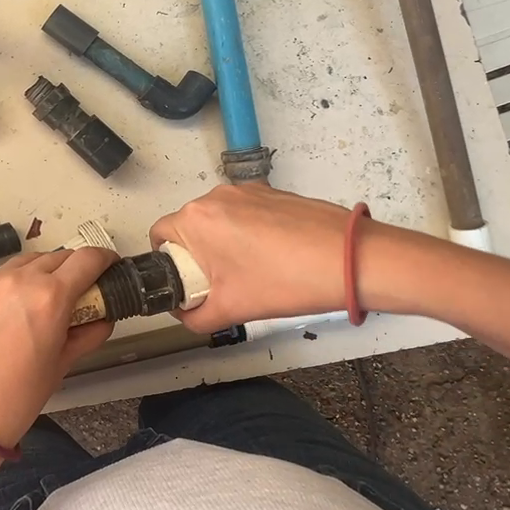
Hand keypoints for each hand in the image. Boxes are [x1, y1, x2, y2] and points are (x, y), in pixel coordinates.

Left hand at [0, 248, 117, 446]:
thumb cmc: (18, 396)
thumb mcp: (62, 365)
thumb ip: (88, 333)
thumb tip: (104, 318)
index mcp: (49, 298)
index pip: (87, 259)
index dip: (104, 259)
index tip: (109, 266)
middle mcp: (18, 279)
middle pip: (57, 257)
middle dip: (73, 270)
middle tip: (78, 293)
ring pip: (25, 263)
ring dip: (40, 274)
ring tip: (41, 302)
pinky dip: (10, 286)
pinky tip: (9, 313)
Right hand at [149, 183, 357, 331]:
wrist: (351, 261)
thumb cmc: (288, 280)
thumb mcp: (232, 311)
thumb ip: (195, 318)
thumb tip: (184, 316)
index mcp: (195, 219)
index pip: (159, 235)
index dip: (168, 262)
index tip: (188, 282)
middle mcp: (214, 197)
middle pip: (189, 226)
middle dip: (198, 254)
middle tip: (222, 283)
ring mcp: (245, 191)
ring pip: (218, 220)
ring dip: (224, 243)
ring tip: (253, 271)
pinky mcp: (271, 193)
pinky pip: (245, 213)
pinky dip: (250, 233)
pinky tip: (275, 257)